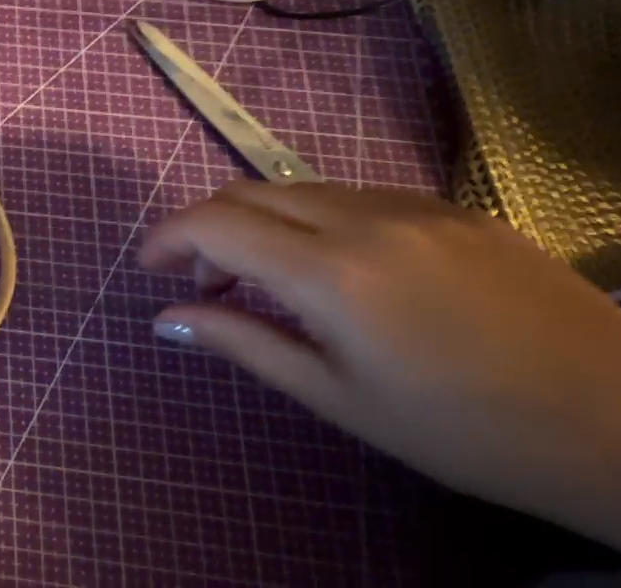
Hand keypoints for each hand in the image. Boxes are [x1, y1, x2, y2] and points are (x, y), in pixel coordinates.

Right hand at [141, 182, 620, 551]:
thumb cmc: (471, 432)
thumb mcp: (340, 399)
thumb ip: (242, 344)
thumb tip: (165, 319)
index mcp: (333, 275)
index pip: (213, 223)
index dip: (167, 238)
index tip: (150, 269)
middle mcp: (365, 221)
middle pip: (246, 192)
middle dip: (206, 227)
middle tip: (205, 281)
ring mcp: (416, 207)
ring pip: (298, 188)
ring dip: (259, 220)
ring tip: (269, 277)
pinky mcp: (456, 209)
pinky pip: (354, 195)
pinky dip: (315, 218)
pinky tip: (340, 268)